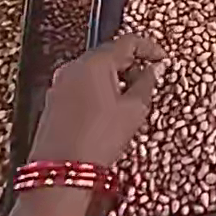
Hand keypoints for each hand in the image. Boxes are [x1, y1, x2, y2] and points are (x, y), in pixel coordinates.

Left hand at [30, 34, 163, 164]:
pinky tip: (111, 110)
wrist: (62, 172)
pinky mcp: (54, 102)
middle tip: (151, 80)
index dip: (150, 48)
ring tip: (133, 99)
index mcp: (94, 63)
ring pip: (95, 71)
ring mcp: (60, 85)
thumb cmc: (99, 139)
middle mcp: (73, 68)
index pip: (127, 42)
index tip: (162, 58)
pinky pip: (83, 86)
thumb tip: (153, 70)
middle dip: (132, 64)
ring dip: (117, 79)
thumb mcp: (134, 109)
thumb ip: (148, 82)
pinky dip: (100, 90)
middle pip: (109, 55)